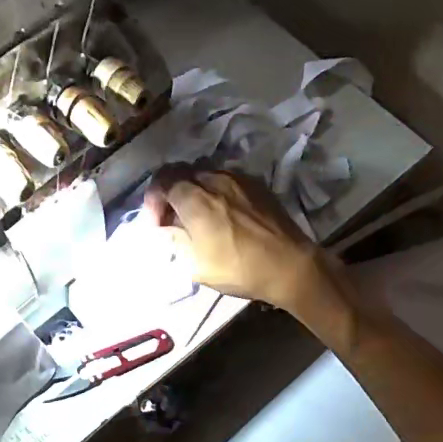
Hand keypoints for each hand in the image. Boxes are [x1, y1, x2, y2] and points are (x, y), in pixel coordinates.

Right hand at [142, 165, 336, 312]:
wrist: (290, 265)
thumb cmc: (240, 269)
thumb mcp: (197, 266)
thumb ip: (176, 240)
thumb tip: (166, 228)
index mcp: (196, 200)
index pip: (163, 181)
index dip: (152, 200)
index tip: (156, 224)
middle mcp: (215, 181)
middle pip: (182, 172)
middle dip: (169, 192)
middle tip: (171, 217)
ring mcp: (238, 179)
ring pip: (204, 172)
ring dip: (192, 189)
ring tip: (195, 214)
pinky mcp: (255, 184)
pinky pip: (225, 178)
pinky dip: (213, 190)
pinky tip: (220, 212)